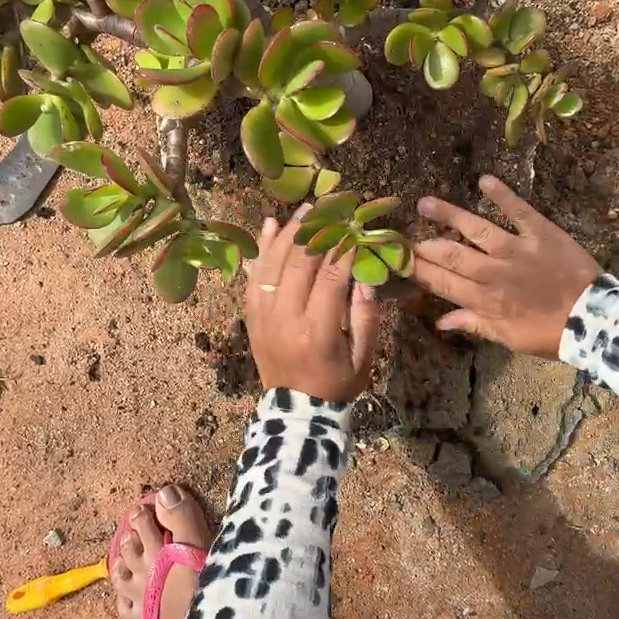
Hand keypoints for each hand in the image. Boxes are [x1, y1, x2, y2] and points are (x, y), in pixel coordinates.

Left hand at [244, 209, 386, 402]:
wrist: (296, 410)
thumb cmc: (337, 383)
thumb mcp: (363, 358)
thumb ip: (366, 317)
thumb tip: (366, 276)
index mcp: (317, 333)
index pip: (330, 279)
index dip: (344, 250)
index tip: (356, 228)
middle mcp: (285, 320)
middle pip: (299, 264)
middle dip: (318, 231)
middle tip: (334, 208)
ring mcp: (264, 317)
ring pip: (273, 263)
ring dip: (290, 232)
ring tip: (307, 208)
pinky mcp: (252, 316)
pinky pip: (254, 276)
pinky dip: (262, 249)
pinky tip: (271, 225)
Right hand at [412, 175, 602, 359]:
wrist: (592, 321)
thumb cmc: (549, 334)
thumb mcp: (509, 338)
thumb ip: (474, 325)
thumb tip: (440, 321)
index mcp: (485, 301)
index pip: (443, 283)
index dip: (419, 271)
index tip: (399, 261)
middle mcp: (494, 272)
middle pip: (452, 255)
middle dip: (425, 245)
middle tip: (405, 236)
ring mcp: (516, 250)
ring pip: (476, 229)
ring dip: (449, 214)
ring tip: (425, 202)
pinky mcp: (540, 233)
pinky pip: (519, 211)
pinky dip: (502, 194)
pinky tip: (484, 179)